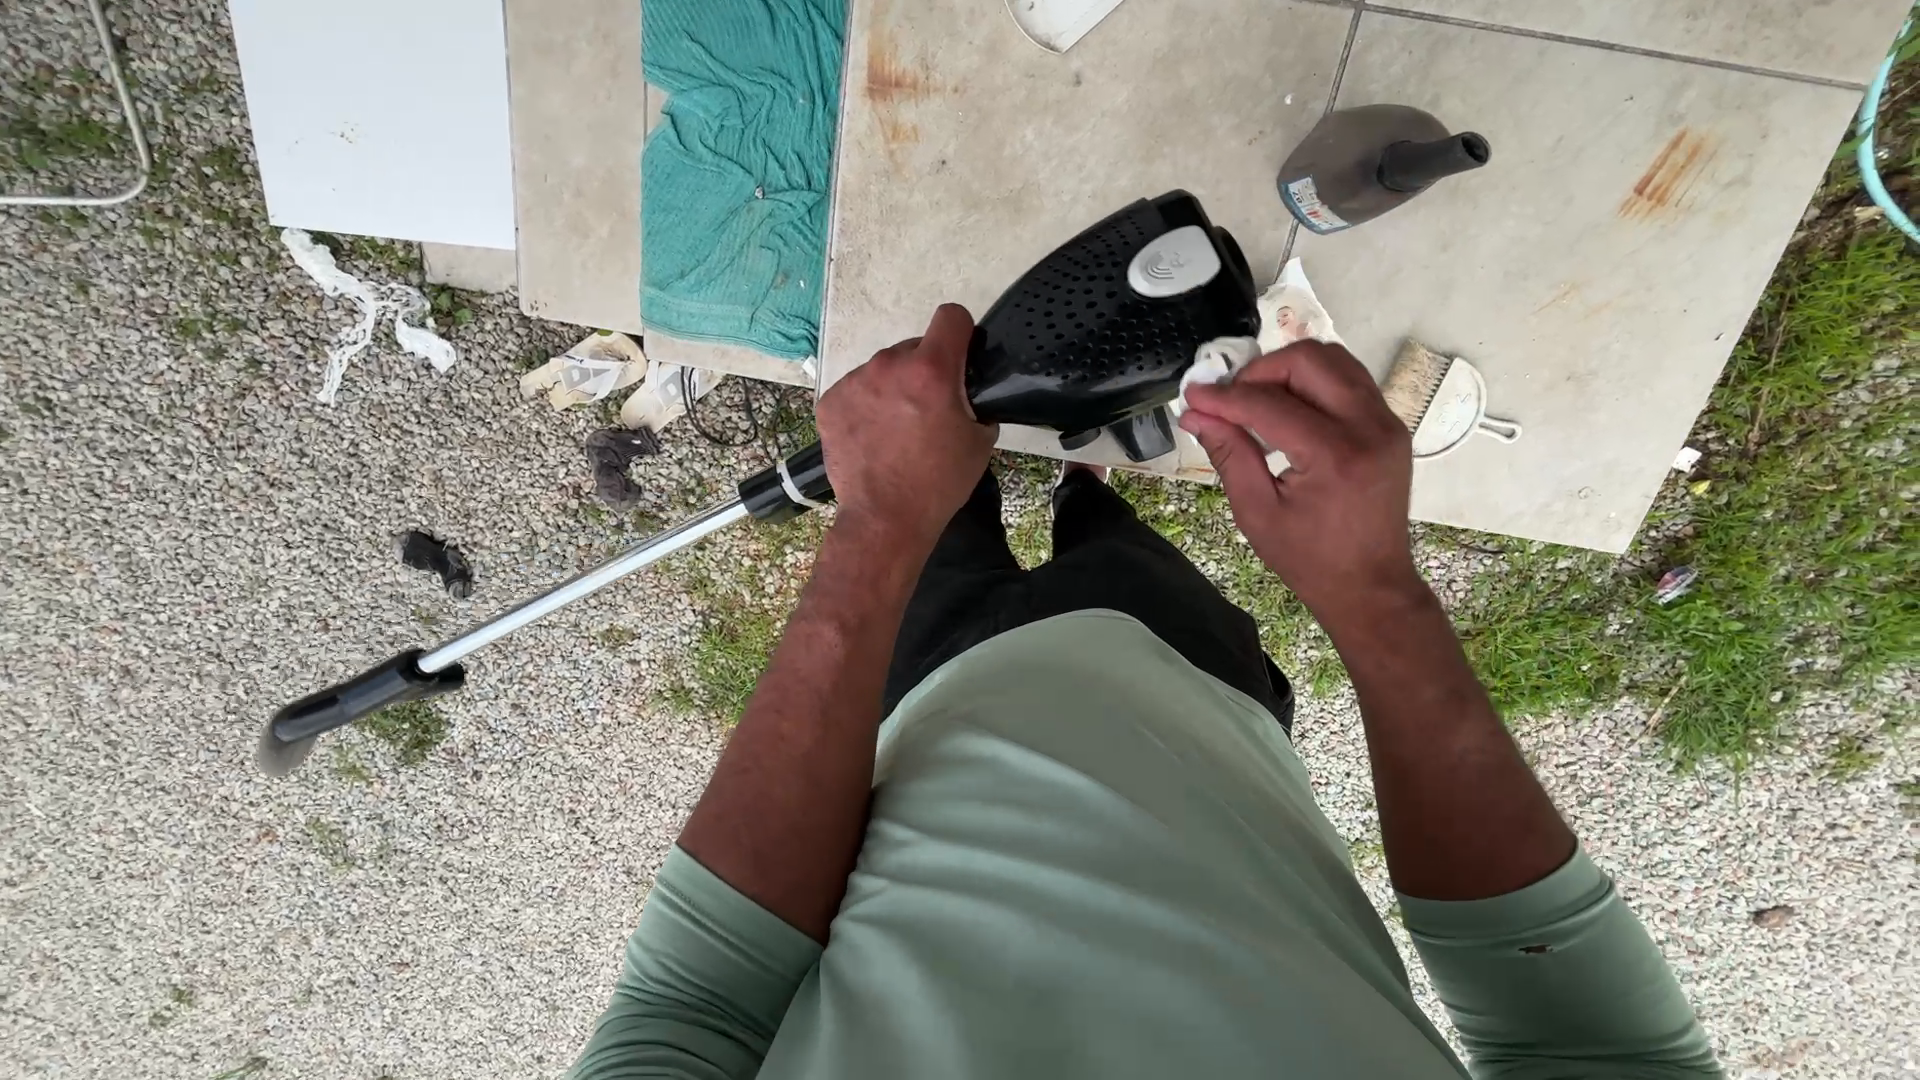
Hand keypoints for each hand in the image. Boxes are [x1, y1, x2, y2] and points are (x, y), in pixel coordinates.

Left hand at [816, 304, 997, 549]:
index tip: (959, 357)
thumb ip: (975, 402)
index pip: (951, 316)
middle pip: (913, 349)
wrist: (885, 519)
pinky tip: (873, 439)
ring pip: (882, 371)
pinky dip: (865, 407)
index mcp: (931, 370)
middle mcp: (888, 366)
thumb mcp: (979, 442)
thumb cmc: (938, 483)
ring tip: (897, 432)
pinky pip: (855, 391)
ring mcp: (854, 382)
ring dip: (893, 389)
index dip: (960, 334)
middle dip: (924, 372)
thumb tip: (966, 392)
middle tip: (928, 413)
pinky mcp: (829, 402)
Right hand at [1179, 340, 1421, 622]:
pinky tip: (1285, 409)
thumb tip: (1196, 415)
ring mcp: (1386, 422)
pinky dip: (1310, 382)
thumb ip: (1229, 455)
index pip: (1269, 404)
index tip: (1192, 395)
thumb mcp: (1256, 512)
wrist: (1371, 583)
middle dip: (1259, 371)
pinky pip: (1347, 379)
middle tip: (1229, 399)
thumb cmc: (1308, 558)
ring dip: (1286, 371)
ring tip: (1254, 400)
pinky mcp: (1389, 424)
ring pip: (1333, 360)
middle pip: (1309, 360)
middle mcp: (1369, 427)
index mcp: (1335, 455)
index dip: (1223, 397)